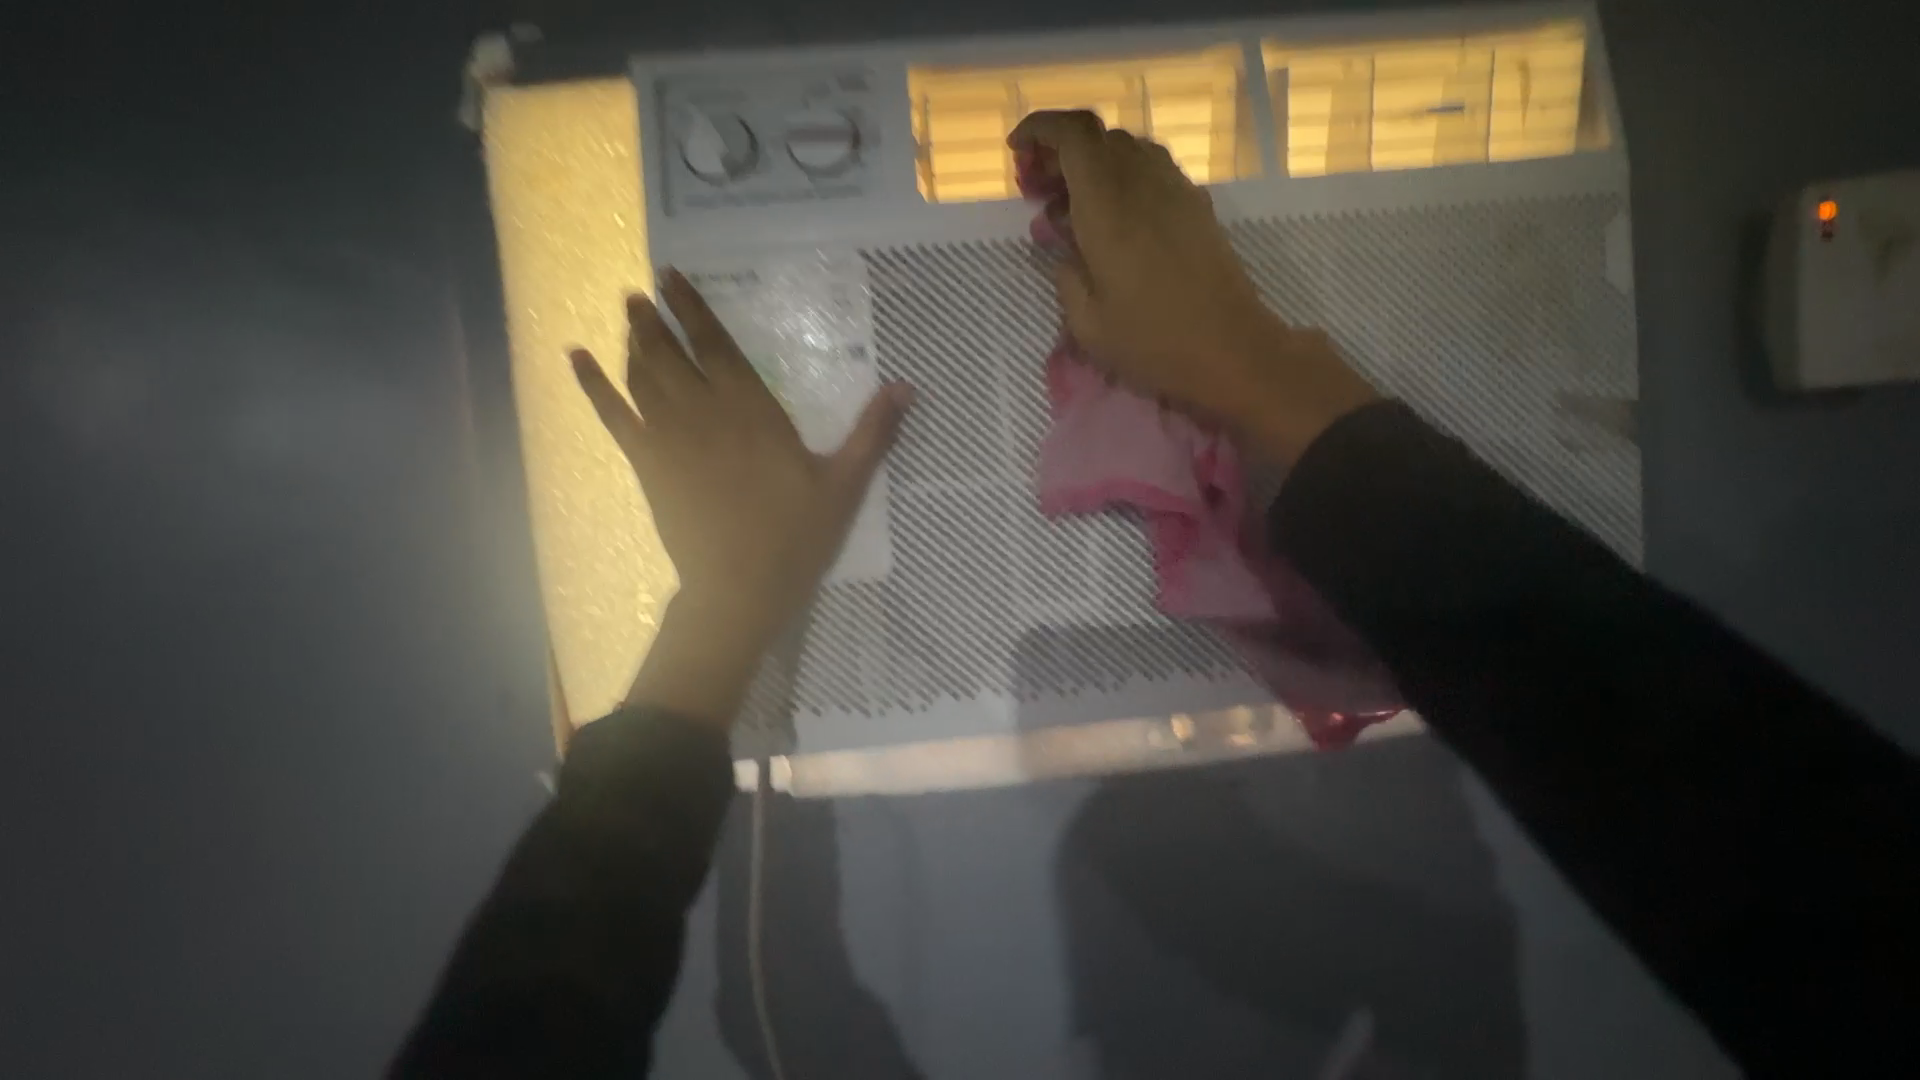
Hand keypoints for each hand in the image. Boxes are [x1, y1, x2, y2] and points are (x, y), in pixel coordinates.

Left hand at [571, 269, 913, 722]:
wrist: (742, 588)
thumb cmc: (797, 536)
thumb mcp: (846, 484)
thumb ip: (873, 432)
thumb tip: (908, 385)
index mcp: (753, 411)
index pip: (718, 346)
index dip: (694, 310)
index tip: (674, 280)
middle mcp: (705, 412)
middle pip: (672, 353)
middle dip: (655, 319)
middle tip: (642, 292)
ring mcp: (669, 437)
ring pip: (642, 375)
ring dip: (632, 341)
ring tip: (627, 316)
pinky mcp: (646, 464)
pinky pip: (613, 415)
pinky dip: (592, 385)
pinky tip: (576, 359)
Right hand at [1009, 110, 1376, 462]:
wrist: (1231, 350)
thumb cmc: (1152, 343)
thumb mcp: (1087, 323)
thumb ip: (1066, 275)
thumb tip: (1065, 248)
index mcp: (1109, 207)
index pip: (1074, 134)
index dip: (1040, 129)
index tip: (1016, 151)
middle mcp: (1143, 184)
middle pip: (1098, 137)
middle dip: (1058, 151)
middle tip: (1035, 190)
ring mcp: (1175, 191)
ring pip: (1126, 150)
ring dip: (1091, 165)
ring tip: (1069, 207)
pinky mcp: (1195, 207)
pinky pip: (1150, 171)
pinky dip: (1120, 179)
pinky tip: (1111, 221)